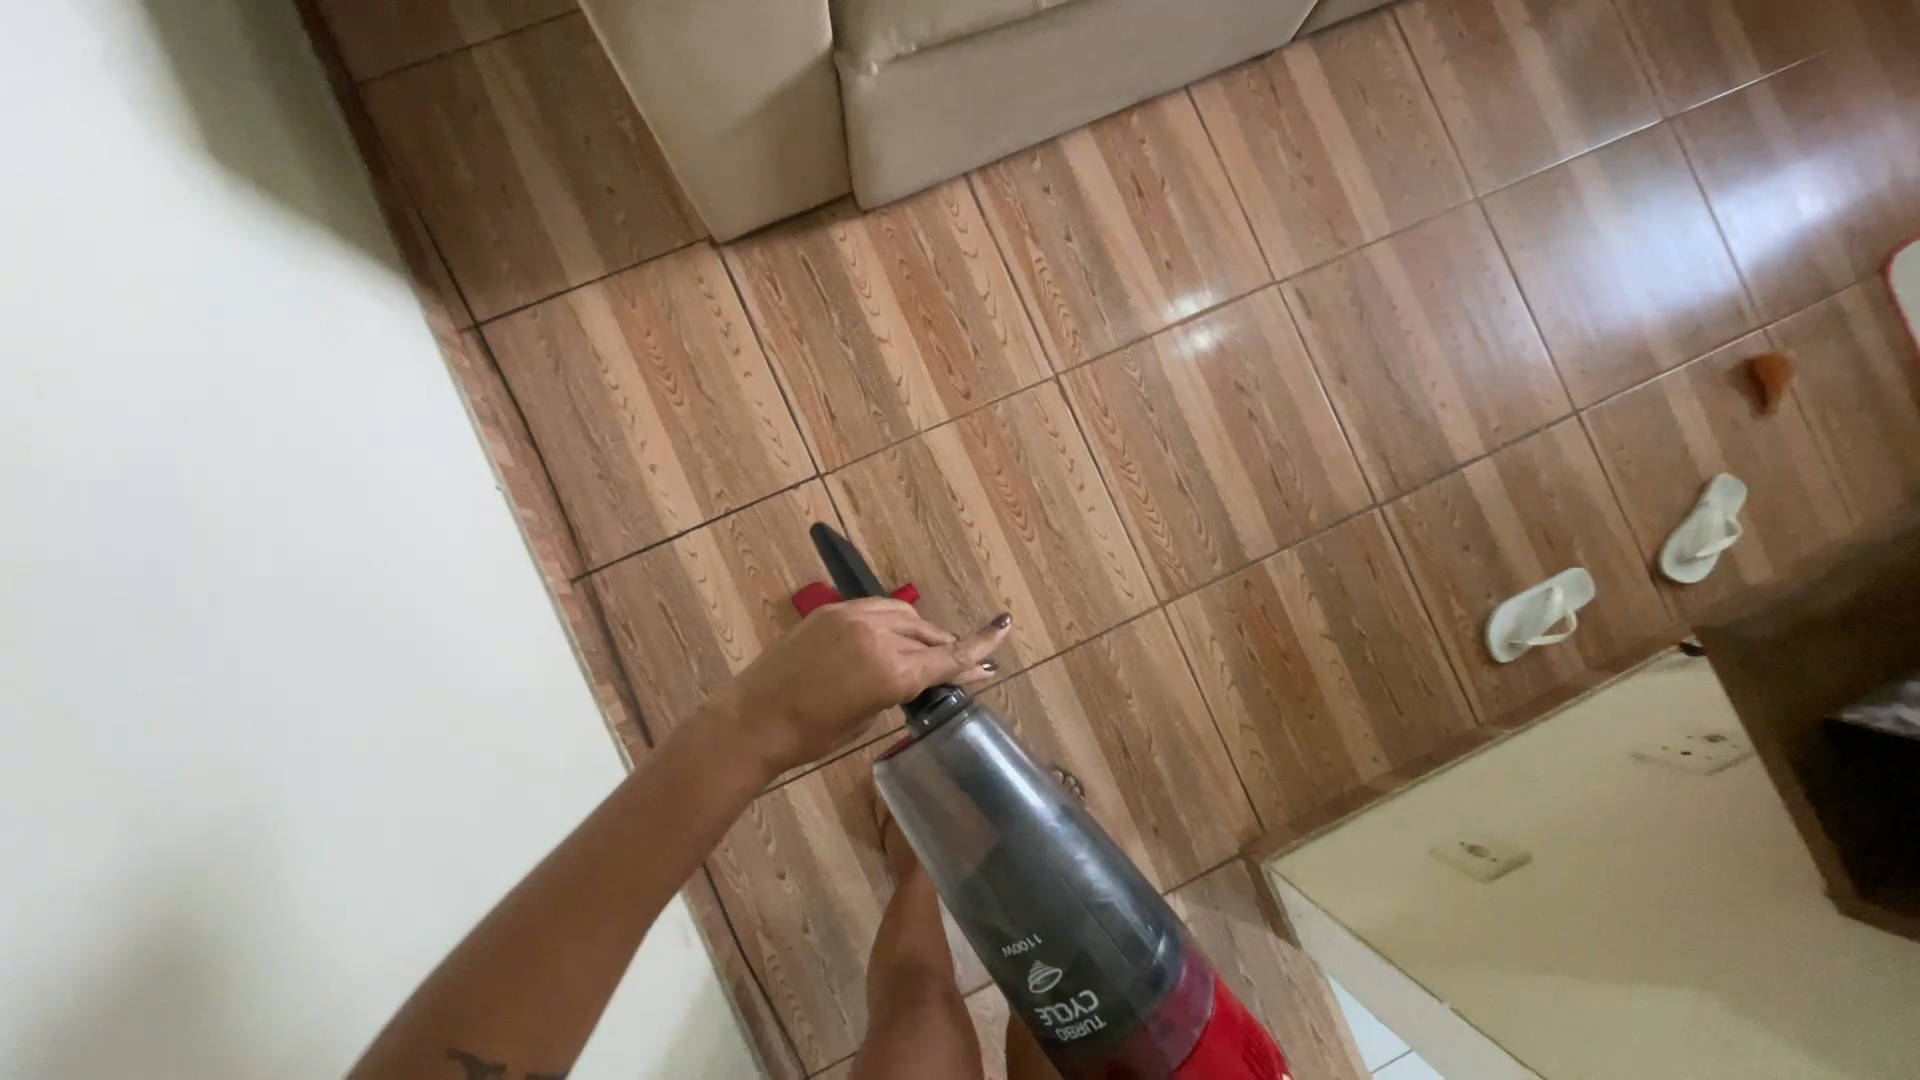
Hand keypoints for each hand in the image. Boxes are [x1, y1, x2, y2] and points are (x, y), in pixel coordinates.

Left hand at [704, 599, 1011, 779]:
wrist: (754, 719)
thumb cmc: (812, 736)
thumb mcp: (868, 717)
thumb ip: (900, 688)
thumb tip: (918, 676)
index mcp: (893, 672)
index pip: (949, 657)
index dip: (980, 648)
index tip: (1003, 631)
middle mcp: (879, 636)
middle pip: (930, 635)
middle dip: (948, 647)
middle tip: (961, 660)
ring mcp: (854, 617)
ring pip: (906, 617)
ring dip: (921, 632)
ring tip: (925, 649)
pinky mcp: (833, 611)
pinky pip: (877, 609)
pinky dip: (893, 622)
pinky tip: (893, 635)